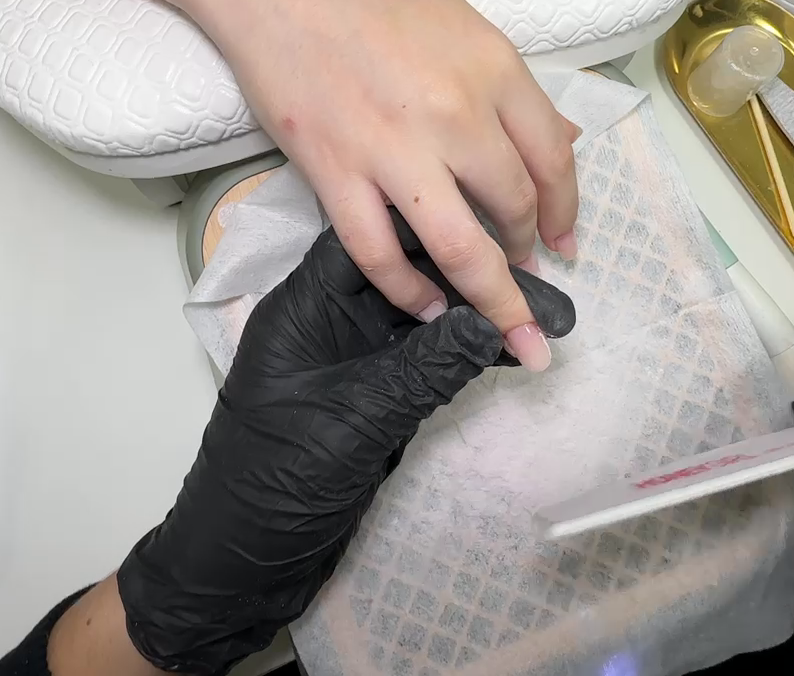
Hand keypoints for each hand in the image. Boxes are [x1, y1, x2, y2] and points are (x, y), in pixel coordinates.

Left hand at [112, 219, 575, 673]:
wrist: (244, 563)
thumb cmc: (280, 482)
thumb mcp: (357, 418)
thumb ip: (426, 367)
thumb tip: (496, 319)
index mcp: (306, 302)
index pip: (374, 239)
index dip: (435, 230)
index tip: (498, 236)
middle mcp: (333, 313)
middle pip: (410, 274)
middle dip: (474, 280)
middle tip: (545, 294)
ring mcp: (356, 350)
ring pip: (426, 315)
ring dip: (480, 318)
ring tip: (549, 323)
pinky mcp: (376, 385)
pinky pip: (427, 355)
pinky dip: (467, 352)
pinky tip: (511, 351)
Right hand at [197, 0, 579, 370]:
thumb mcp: (463, 25)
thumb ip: (512, 88)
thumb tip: (562, 140)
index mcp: (493, 68)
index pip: (554, 158)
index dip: (567, 211)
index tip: (565, 243)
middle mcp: (454, 113)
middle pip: (514, 208)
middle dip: (530, 255)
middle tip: (529, 274)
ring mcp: (392, 148)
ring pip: (458, 248)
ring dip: (491, 299)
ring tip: (503, 326)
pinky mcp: (334, 173)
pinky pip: (379, 253)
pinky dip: (407, 291)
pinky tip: (425, 305)